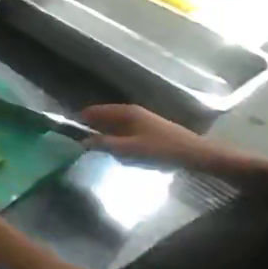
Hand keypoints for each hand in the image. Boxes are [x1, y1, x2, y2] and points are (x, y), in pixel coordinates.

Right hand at [81, 104, 267, 180]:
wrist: (200, 157)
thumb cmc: (163, 150)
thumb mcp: (130, 150)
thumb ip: (105, 144)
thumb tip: (82, 141)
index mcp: (124, 112)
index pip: (94, 111)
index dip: (80, 121)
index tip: (68, 134)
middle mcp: (131, 112)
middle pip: (104, 119)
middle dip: (94, 132)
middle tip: (83, 149)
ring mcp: (142, 121)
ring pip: (116, 128)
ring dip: (108, 139)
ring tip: (102, 155)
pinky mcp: (151, 132)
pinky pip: (127, 135)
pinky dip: (120, 143)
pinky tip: (123, 157)